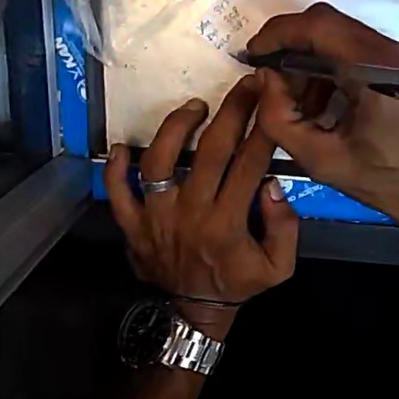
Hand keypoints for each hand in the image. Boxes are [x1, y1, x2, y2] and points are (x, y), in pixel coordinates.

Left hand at [104, 75, 298, 339]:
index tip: (270, 98)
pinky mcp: (132, 226)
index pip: (249, 164)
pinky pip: (117, 193)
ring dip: (174, 129)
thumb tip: (271, 183)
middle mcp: (190, 214)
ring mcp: (156, 218)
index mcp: (227, 223)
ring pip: (158, 163)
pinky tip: (123, 147)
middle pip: (209, 152)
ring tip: (194, 108)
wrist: (195, 311)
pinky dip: (114, 169)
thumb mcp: (279, 266)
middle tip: (244, 87)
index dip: (262, 127)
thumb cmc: (237, 284)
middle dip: (231, 113)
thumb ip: (284, 226)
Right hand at [249, 3, 398, 241]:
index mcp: (380, 71)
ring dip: (306, 62)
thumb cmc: (382, 180)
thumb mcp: (318, 159)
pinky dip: (325, 69)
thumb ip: (279, 118)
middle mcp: (394, 52)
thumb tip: (263, 77)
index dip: (279, 34)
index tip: (254, 54)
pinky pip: (351, 51)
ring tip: (294, 102)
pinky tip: (317, 104)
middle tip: (267, 77)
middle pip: (327, 25)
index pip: (320, 27)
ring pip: (337, 37)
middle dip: (289, 47)